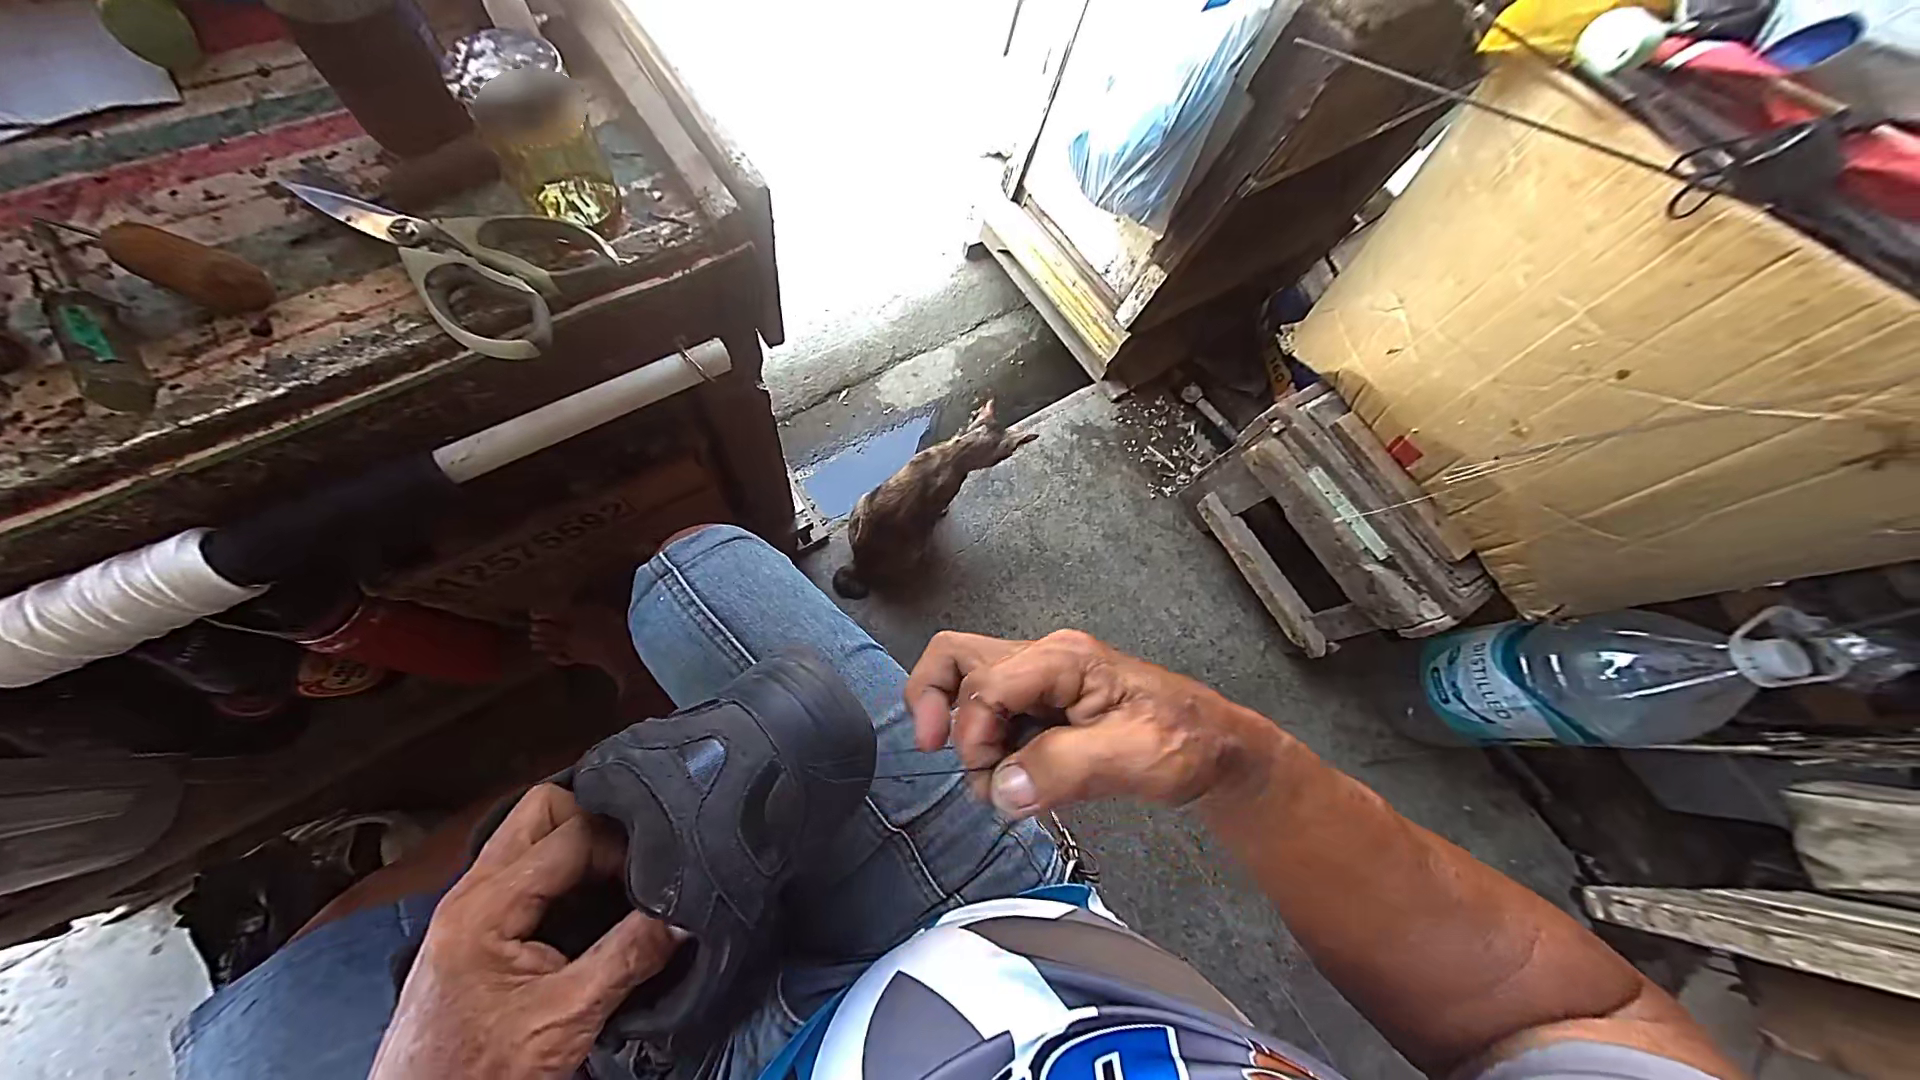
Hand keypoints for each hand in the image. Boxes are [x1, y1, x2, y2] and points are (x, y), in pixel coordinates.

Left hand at [370, 785, 685, 1079]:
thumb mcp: (567, 1018)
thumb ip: (632, 955)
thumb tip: (687, 915)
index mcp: (485, 907)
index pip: (575, 832)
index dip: (624, 848)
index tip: (652, 879)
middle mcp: (470, 892)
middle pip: (545, 807)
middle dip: (597, 820)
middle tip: (630, 859)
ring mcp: (469, 905)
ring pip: (536, 829)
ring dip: (580, 840)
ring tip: (615, 876)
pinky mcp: (478, 924)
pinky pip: (530, 862)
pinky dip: (567, 865)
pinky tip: (592, 898)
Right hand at [904, 629, 1282, 817]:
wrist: (1213, 747)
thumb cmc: (1186, 742)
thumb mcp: (1135, 758)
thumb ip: (1064, 769)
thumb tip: (1000, 788)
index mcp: (1064, 659)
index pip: (985, 682)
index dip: (973, 734)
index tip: (991, 782)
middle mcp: (1044, 658)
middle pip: (957, 658)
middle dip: (938, 708)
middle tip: (953, 758)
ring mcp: (1040, 677)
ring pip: (966, 684)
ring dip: (966, 734)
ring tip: (1000, 781)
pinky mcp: (1041, 701)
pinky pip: (991, 712)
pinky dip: (987, 744)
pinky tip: (1016, 775)